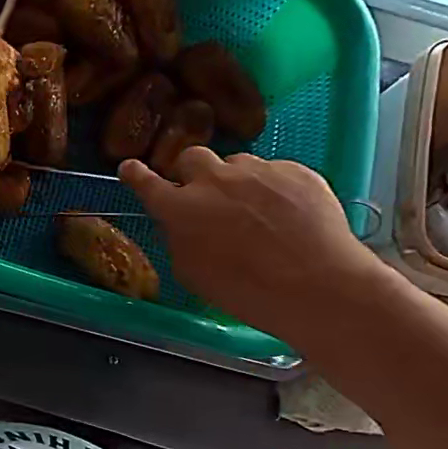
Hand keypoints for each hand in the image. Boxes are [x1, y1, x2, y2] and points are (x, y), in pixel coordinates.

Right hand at [120, 150, 380, 335]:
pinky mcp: (294, 169)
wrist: (316, 284)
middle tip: (206, 196)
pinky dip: (274, 190)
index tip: (131, 168)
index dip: (137, 175)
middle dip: (193, 173)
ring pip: (236, 165)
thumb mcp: (194, 274)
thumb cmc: (246, 291)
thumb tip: (181, 224)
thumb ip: (180, 239)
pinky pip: (274, 172)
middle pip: (192, 157)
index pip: (146, 183)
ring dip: (236, 182)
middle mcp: (213, 179)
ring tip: (257, 214)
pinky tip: (288, 217)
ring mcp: (256, 170)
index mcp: (180, 209)